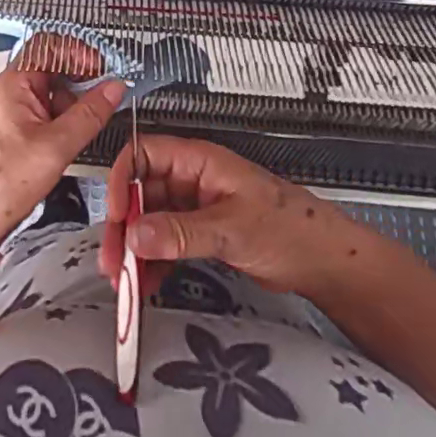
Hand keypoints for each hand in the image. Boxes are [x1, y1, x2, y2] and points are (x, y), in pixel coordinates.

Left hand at [0, 35, 125, 241]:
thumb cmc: (5, 181)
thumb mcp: (59, 144)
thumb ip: (91, 113)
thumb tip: (113, 88)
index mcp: (14, 84)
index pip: (49, 45)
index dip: (79, 51)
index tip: (101, 67)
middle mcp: (12, 90)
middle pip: (53, 63)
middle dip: (81, 75)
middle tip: (104, 88)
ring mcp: (17, 107)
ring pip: (54, 85)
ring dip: (76, 95)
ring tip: (91, 116)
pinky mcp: (23, 124)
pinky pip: (50, 105)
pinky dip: (68, 112)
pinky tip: (77, 130)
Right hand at [98, 135, 360, 294]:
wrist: (323, 261)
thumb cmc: (292, 227)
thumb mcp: (233, 228)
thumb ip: (182, 232)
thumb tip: (136, 234)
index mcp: (199, 162)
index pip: (144, 154)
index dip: (123, 180)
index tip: (114, 214)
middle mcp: (192, 180)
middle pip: (140, 192)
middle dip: (123, 224)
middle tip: (112, 258)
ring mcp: (195, 207)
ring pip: (149, 220)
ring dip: (134, 248)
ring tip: (124, 279)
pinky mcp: (200, 233)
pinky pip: (164, 242)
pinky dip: (152, 261)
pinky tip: (146, 282)